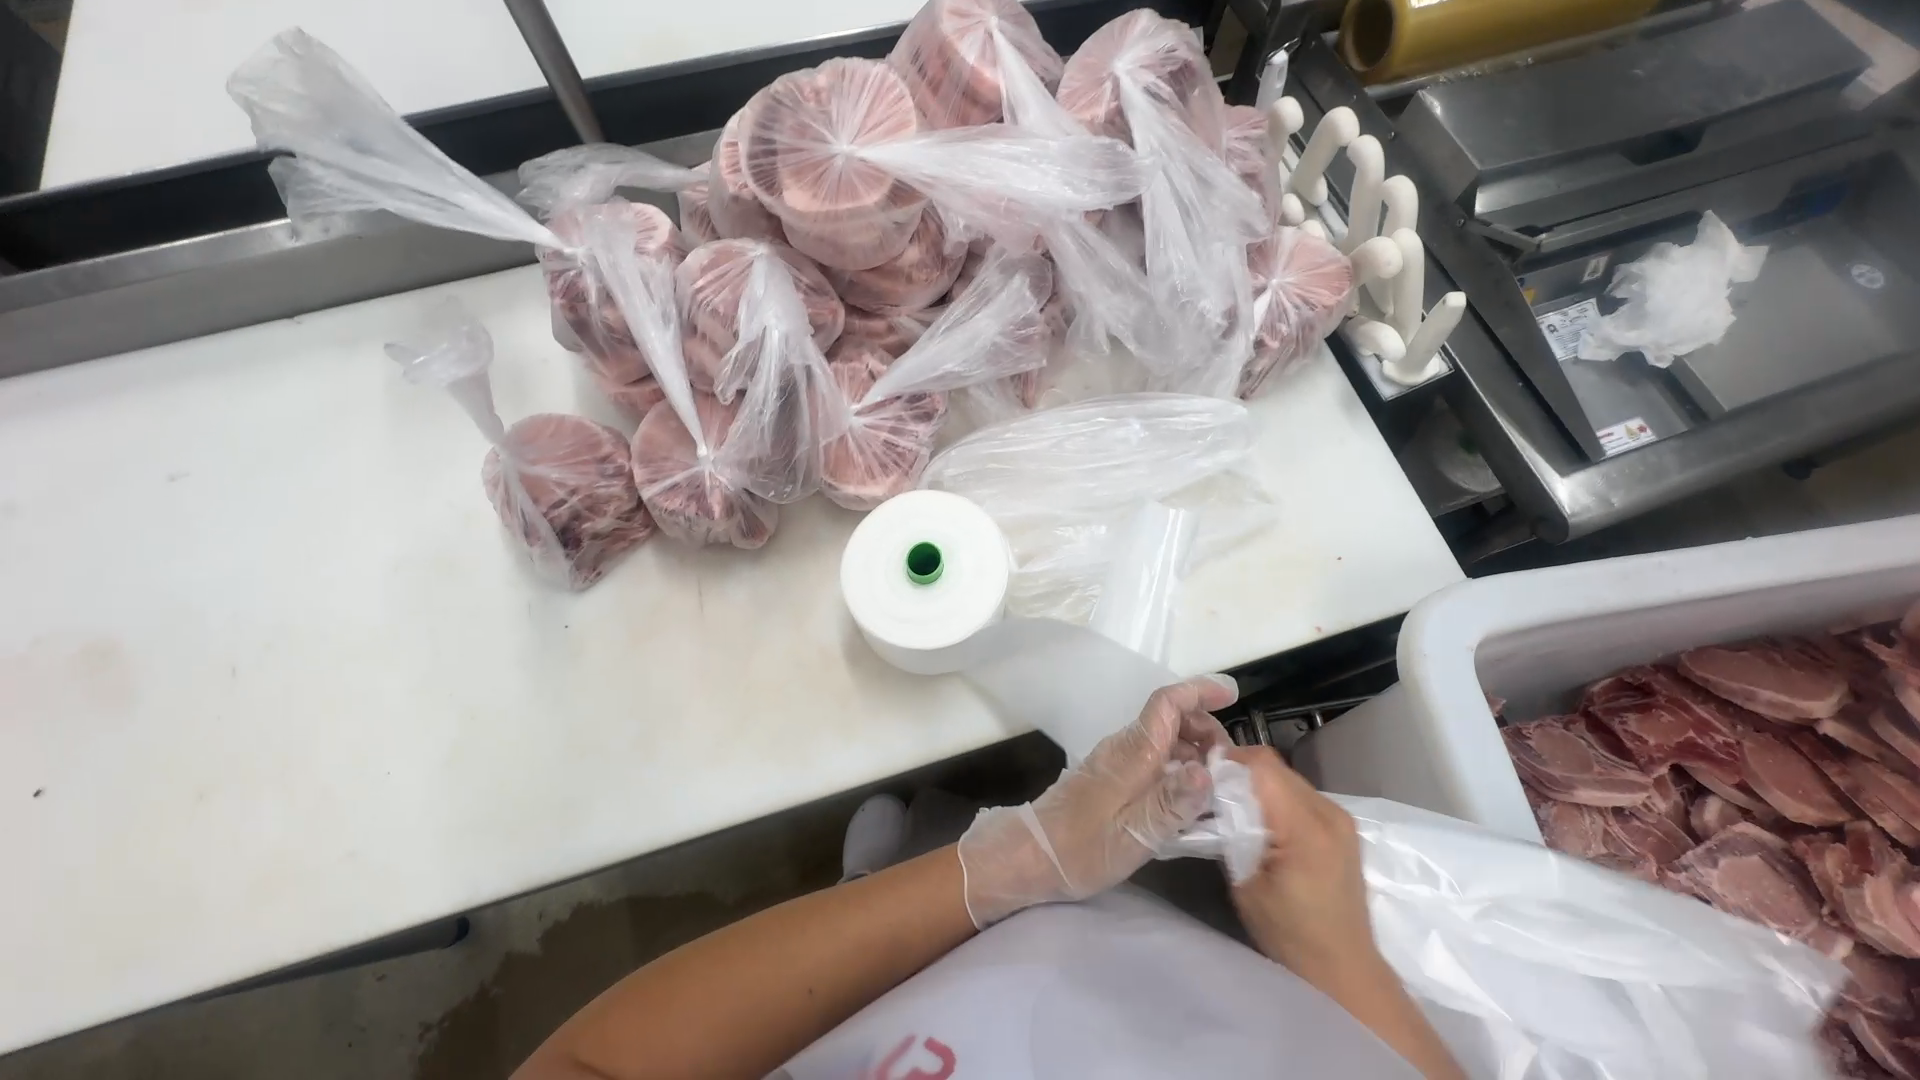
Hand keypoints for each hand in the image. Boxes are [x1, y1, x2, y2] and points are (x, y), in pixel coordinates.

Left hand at [957, 675, 1236, 926]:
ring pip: (1163, 740)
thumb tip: (1208, 771)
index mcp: (1132, 753)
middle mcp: (1124, 748)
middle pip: (1171, 719)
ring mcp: (1115, 762)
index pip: (1167, 703)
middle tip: (1230, 768)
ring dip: (1194, 753)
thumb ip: (1172, 803)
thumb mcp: (1133, 834)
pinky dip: (1177, 769)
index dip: (1199, 691)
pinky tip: (1190, 802)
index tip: (1231, 695)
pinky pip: (1153, 760)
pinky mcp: (1110, 779)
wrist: (1030, 857)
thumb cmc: (1081, 849)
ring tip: (1218, 789)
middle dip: (1206, 732)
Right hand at [1228, 748, 1468, 1079]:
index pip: (1262, 765)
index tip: (1201, 775)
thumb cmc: (1288, 934)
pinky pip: (1301, 795)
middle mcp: (1329, 813)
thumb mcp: (1245, 883)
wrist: (1343, 969)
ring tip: (1234, 809)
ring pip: (1288, 779)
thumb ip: (1232, 833)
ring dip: (1259, 786)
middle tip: (1210, 792)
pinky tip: (1262, 824)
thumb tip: (1215, 799)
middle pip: (1275, 768)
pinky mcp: (1342, 828)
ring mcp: (1341, 818)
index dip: (1227, 761)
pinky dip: (1277, 799)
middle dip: (1240, 773)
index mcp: (1305, 827)